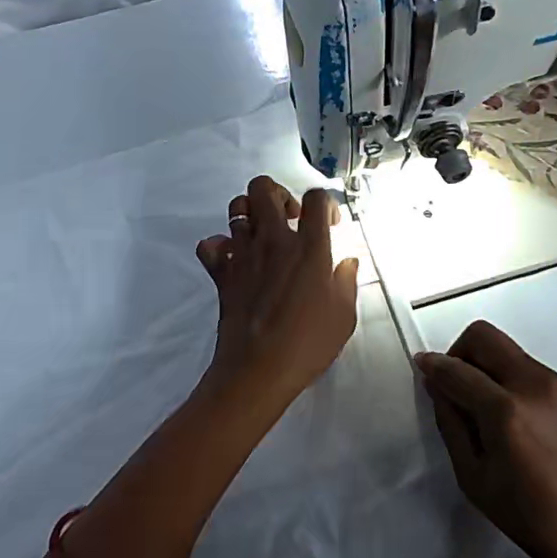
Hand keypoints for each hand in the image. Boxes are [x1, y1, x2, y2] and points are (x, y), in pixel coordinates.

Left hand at [194, 176, 358, 408]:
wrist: (259, 369)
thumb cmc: (308, 343)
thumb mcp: (344, 316)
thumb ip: (346, 281)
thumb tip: (346, 262)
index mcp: (309, 247)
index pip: (316, 198)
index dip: (325, 202)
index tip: (329, 223)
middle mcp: (273, 240)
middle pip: (265, 188)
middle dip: (279, 194)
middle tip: (289, 218)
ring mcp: (243, 253)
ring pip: (236, 208)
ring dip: (250, 214)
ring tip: (262, 235)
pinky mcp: (221, 271)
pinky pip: (209, 244)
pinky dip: (218, 245)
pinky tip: (234, 258)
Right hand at [416, 321, 556, 557]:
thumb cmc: (531, 517)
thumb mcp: (473, 477)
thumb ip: (450, 424)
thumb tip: (438, 387)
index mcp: (505, 410)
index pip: (457, 370)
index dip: (433, 366)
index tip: (421, 367)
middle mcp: (531, 384)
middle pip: (483, 336)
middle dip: (459, 351)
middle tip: (453, 384)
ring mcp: (553, 383)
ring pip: (504, 346)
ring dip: (482, 361)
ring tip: (478, 402)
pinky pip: (522, 363)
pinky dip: (502, 372)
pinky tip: (503, 410)